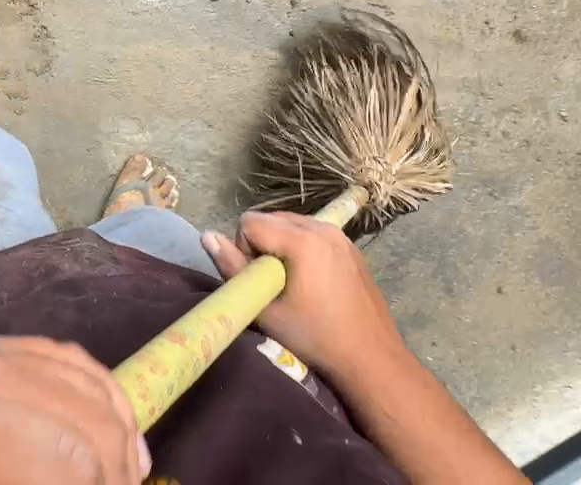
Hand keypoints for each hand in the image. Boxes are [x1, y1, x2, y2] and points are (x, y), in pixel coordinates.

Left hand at [0, 335, 150, 484]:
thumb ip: (28, 476)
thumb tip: (83, 474)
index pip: (71, 459)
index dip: (100, 484)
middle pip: (86, 420)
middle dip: (114, 467)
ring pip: (82, 380)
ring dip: (116, 433)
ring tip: (123, 473)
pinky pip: (58, 355)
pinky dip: (95, 391)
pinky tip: (110, 426)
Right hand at [201, 210, 408, 382]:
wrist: (373, 362)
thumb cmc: (315, 338)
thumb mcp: (265, 308)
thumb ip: (232, 268)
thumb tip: (206, 235)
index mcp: (302, 241)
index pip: (249, 222)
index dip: (244, 251)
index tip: (259, 282)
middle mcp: (322, 228)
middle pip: (269, 218)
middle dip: (261, 245)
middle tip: (272, 284)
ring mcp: (340, 237)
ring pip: (289, 224)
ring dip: (280, 245)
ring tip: (291, 283)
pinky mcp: (351, 248)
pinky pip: (311, 233)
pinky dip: (301, 248)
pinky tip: (311, 282)